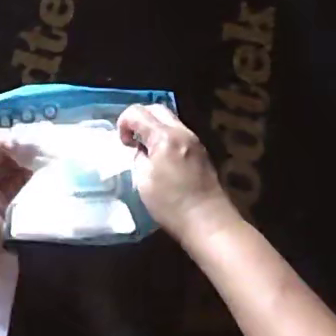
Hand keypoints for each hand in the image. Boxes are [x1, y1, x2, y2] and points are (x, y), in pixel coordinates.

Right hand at [118, 104, 242, 249]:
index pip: (136, 112)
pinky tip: (162, 156)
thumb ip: (139, 157)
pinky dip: (165, 135)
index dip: (123, 123)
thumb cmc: (172, 205)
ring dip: (153, 126)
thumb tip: (141, 150)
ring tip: (147, 148)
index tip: (124, 143)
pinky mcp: (201, 152)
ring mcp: (194, 142)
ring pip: (169, 119)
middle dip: (139, 119)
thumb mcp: (143, 181)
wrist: (212, 226)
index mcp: (164, 137)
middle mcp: (181, 133)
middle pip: (155, 109)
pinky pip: (178, 132)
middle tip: (133, 139)